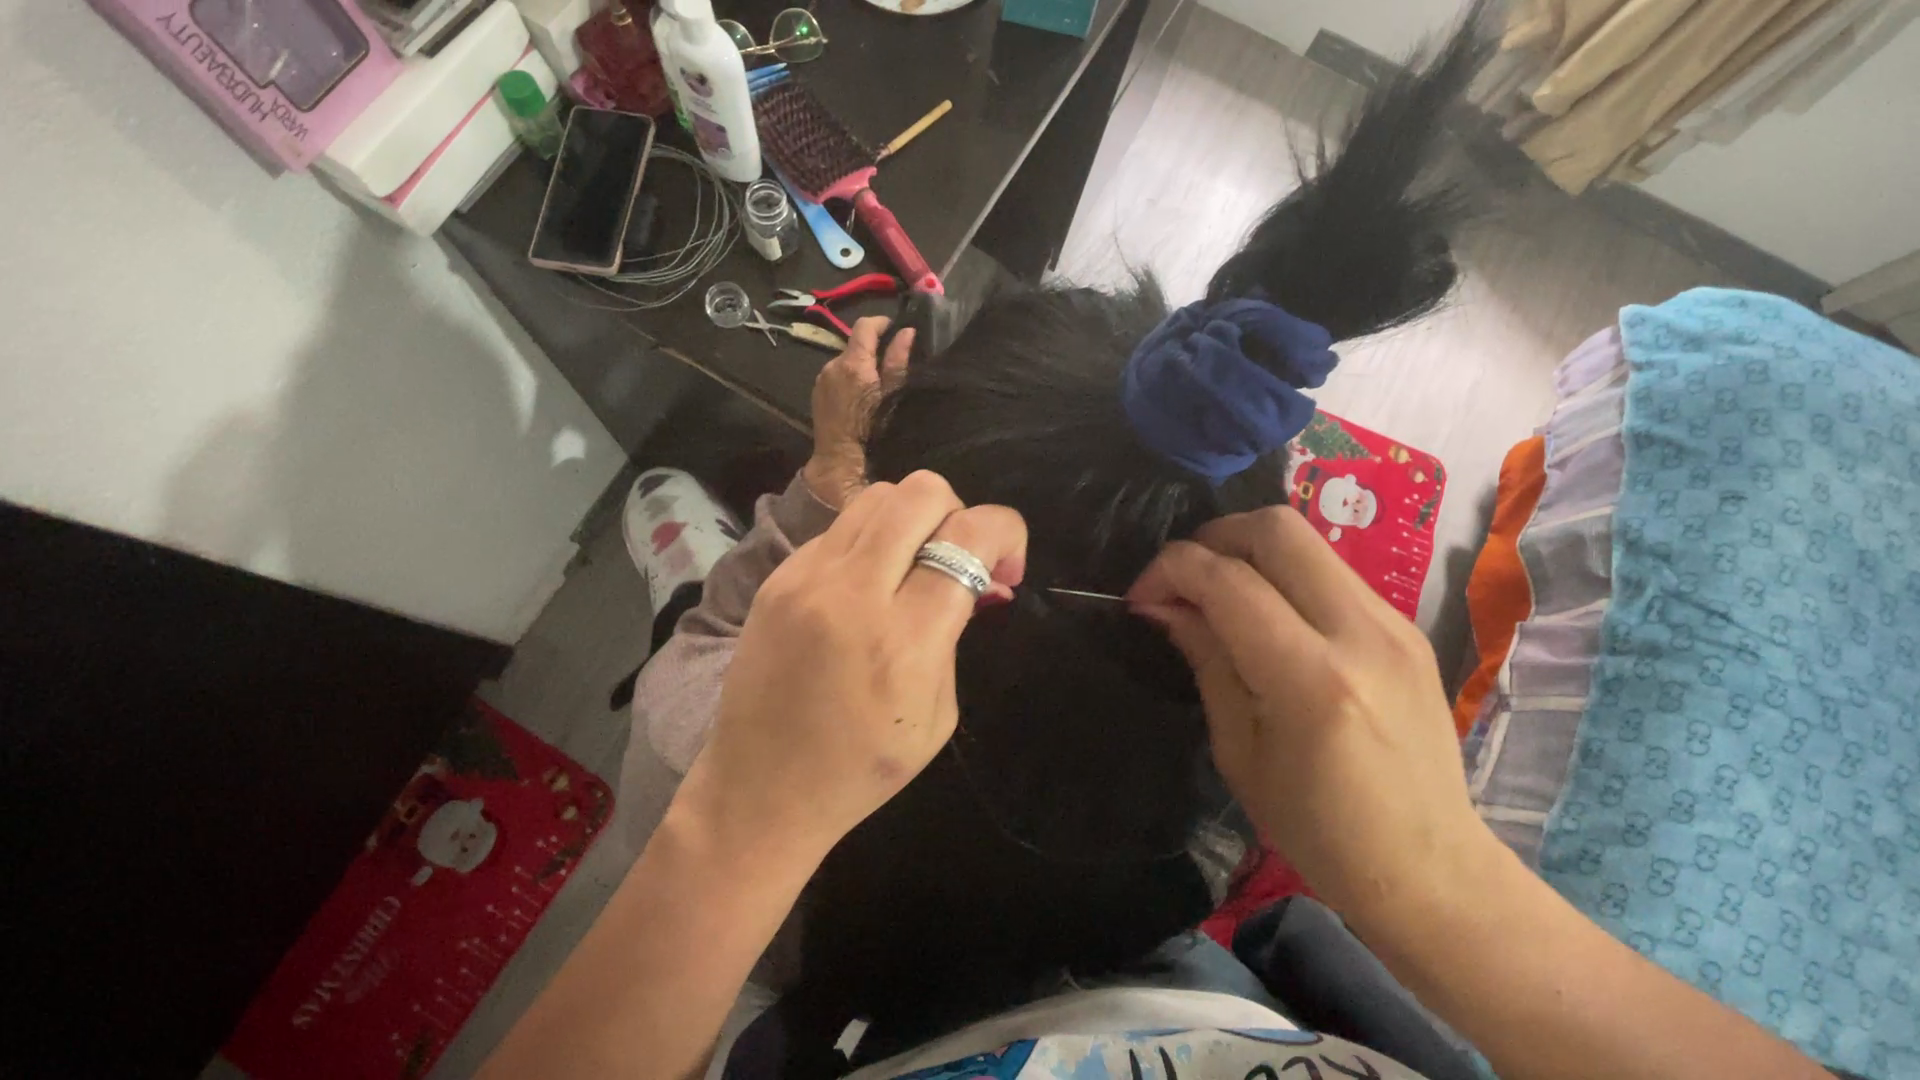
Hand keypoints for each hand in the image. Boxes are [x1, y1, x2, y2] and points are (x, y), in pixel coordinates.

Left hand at [681, 470, 1024, 860]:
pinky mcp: (777, 578)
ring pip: (878, 496)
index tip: (1005, 570)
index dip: (1007, 534)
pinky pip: (839, 529)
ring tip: (914, 566)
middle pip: (923, 492)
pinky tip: (867, 586)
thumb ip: (955, 634)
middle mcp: (854, 592)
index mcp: (905, 639)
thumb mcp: (937, 716)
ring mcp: (807, 578)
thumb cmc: (861, 770)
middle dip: (959, 514)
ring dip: (913, 519)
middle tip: (957, 561)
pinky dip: (869, 542)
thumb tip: (976, 581)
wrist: (760, 790)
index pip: (970, 535)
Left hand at [801, 317, 914, 510]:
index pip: (865, 326)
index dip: (882, 322)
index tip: (895, 328)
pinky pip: (836, 375)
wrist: (840, 459)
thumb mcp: (892, 394)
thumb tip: (907, 332)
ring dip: (859, 365)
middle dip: (871, 349)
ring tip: (875, 383)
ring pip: (845, 360)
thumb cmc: (872, 430)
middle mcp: (833, 365)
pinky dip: (848, 377)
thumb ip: (898, 361)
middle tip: (890, 363)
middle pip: (854, 344)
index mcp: (853, 363)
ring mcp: (822, 378)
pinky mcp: (817, 391)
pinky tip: (859, 396)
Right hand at [1128, 506, 1496, 931]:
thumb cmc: (1318, 829)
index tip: (1140, 598)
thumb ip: (1207, 660)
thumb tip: (1165, 605)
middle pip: (1275, 529)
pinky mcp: (1406, 627)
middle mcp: (1359, 632)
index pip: (1227, 580)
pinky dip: (1284, 575)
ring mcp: (1393, 623)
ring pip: (1307, 541)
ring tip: (1217, 596)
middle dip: (1212, 538)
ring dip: (1248, 553)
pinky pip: (1331, 572)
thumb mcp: (1239, 752)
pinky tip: (1265, 617)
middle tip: (1182, 581)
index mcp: (1310, 678)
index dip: (1170, 571)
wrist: (1428, 866)